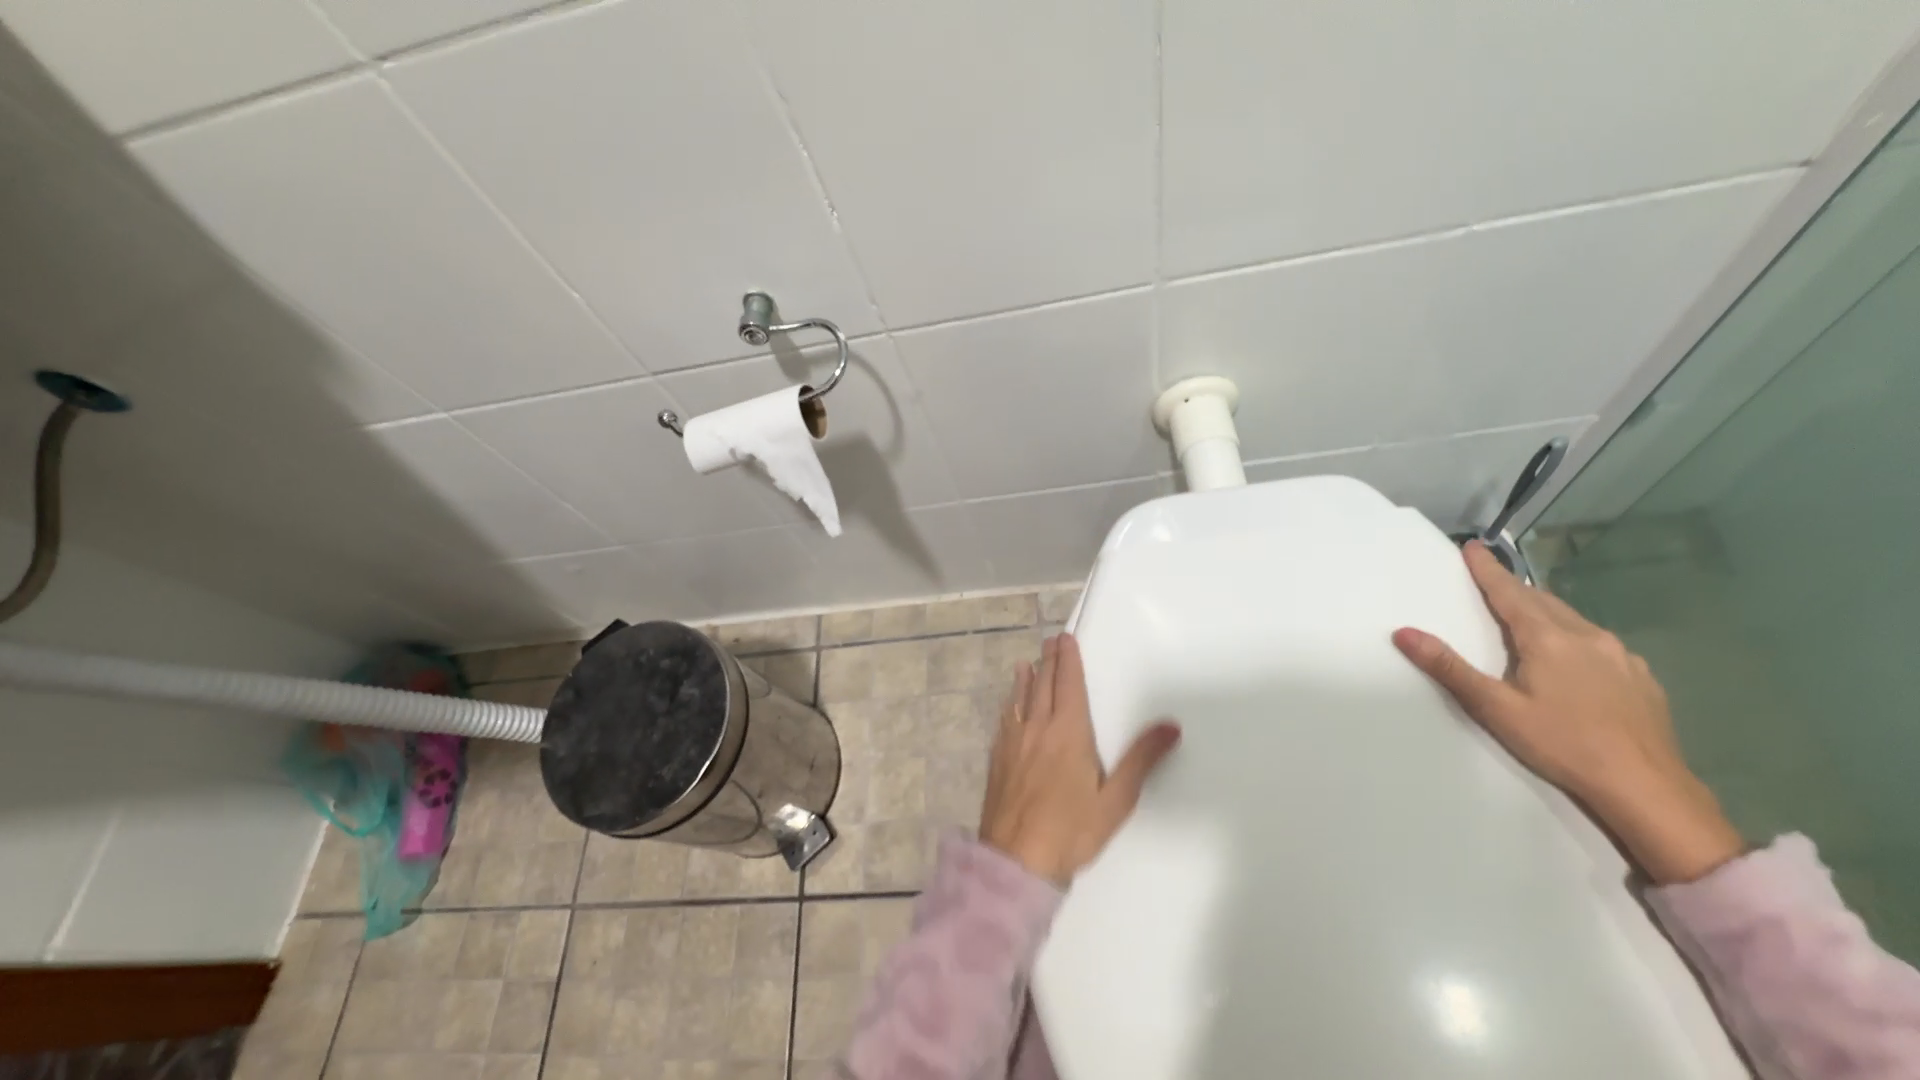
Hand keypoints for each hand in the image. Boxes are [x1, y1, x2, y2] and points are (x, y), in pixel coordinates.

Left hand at [978, 633, 1181, 887]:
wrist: (1016, 861)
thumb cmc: (1071, 831)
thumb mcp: (1116, 799)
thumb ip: (1142, 760)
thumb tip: (1170, 726)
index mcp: (1068, 733)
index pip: (1068, 685)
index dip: (1068, 660)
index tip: (1065, 639)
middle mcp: (1037, 730)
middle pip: (1043, 687)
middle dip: (1048, 663)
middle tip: (1050, 643)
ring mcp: (1013, 745)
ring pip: (1020, 702)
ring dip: (1025, 681)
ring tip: (1025, 665)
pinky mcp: (997, 762)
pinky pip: (1005, 722)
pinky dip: (1010, 707)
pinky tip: (1009, 710)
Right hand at [1392, 542, 1743, 884]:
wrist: (1645, 786)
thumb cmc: (1562, 744)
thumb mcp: (1495, 709)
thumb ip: (1449, 669)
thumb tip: (1404, 633)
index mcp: (1548, 638)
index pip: (1509, 593)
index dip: (1488, 570)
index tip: (1473, 547)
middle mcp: (1587, 636)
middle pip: (1544, 602)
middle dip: (1516, 591)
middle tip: (1494, 585)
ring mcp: (1621, 656)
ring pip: (1575, 622)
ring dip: (1547, 614)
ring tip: (1530, 621)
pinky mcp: (1642, 679)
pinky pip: (1601, 646)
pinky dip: (1578, 641)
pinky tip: (1577, 664)